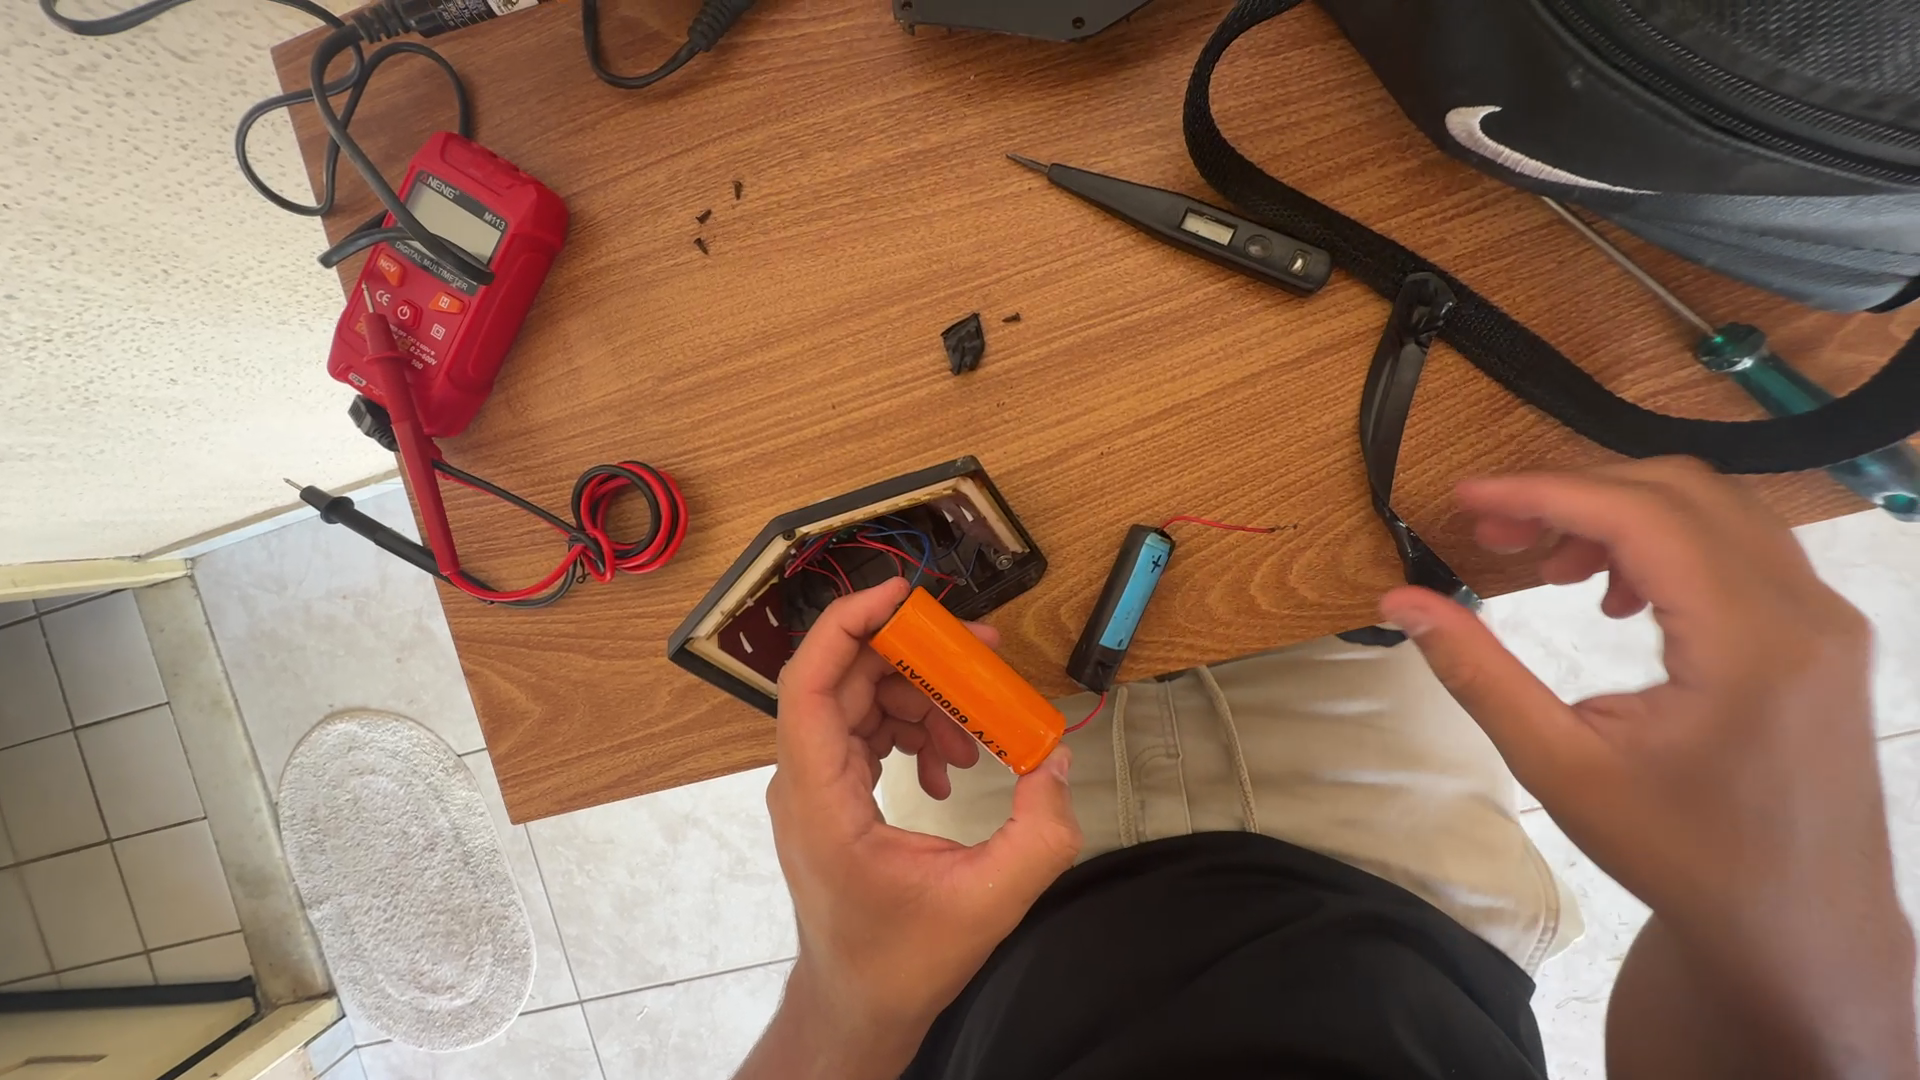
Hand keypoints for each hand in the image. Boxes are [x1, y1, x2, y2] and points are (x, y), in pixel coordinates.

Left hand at [745, 578, 1080, 1079]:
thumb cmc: (904, 962)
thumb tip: (1054, 759)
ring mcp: (815, 782)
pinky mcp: (833, 790)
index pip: (810, 680)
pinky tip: (948, 767)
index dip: (849, 624)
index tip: (903, 596)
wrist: (859, 1005)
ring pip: (863, 700)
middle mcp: (804, 778)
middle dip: (916, 658)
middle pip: (849, 679)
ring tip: (972, 742)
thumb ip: (1039, 833)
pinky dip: (914, 730)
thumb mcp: (988, 901)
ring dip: (923, 700)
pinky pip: (870, 729)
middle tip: (980, 658)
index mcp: (819, 795)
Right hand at [1379, 457, 1913, 1075]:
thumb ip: (1475, 671)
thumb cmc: (1674, 847)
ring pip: (1710, 511)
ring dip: (1611, 514)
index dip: (1541, 492)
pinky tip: (1607, 595)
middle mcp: (1804, 611)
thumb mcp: (1554, 762)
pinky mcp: (1815, 635)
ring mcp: (1822, 620)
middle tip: (1490, 531)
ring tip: (1541, 564)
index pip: (1641, 515)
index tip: (1463, 499)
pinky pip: (1730, 548)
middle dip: (1569, 494)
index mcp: (1750, 641)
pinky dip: (1653, 543)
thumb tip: (1400, 601)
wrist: (1797, 924)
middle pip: (1679, 491)